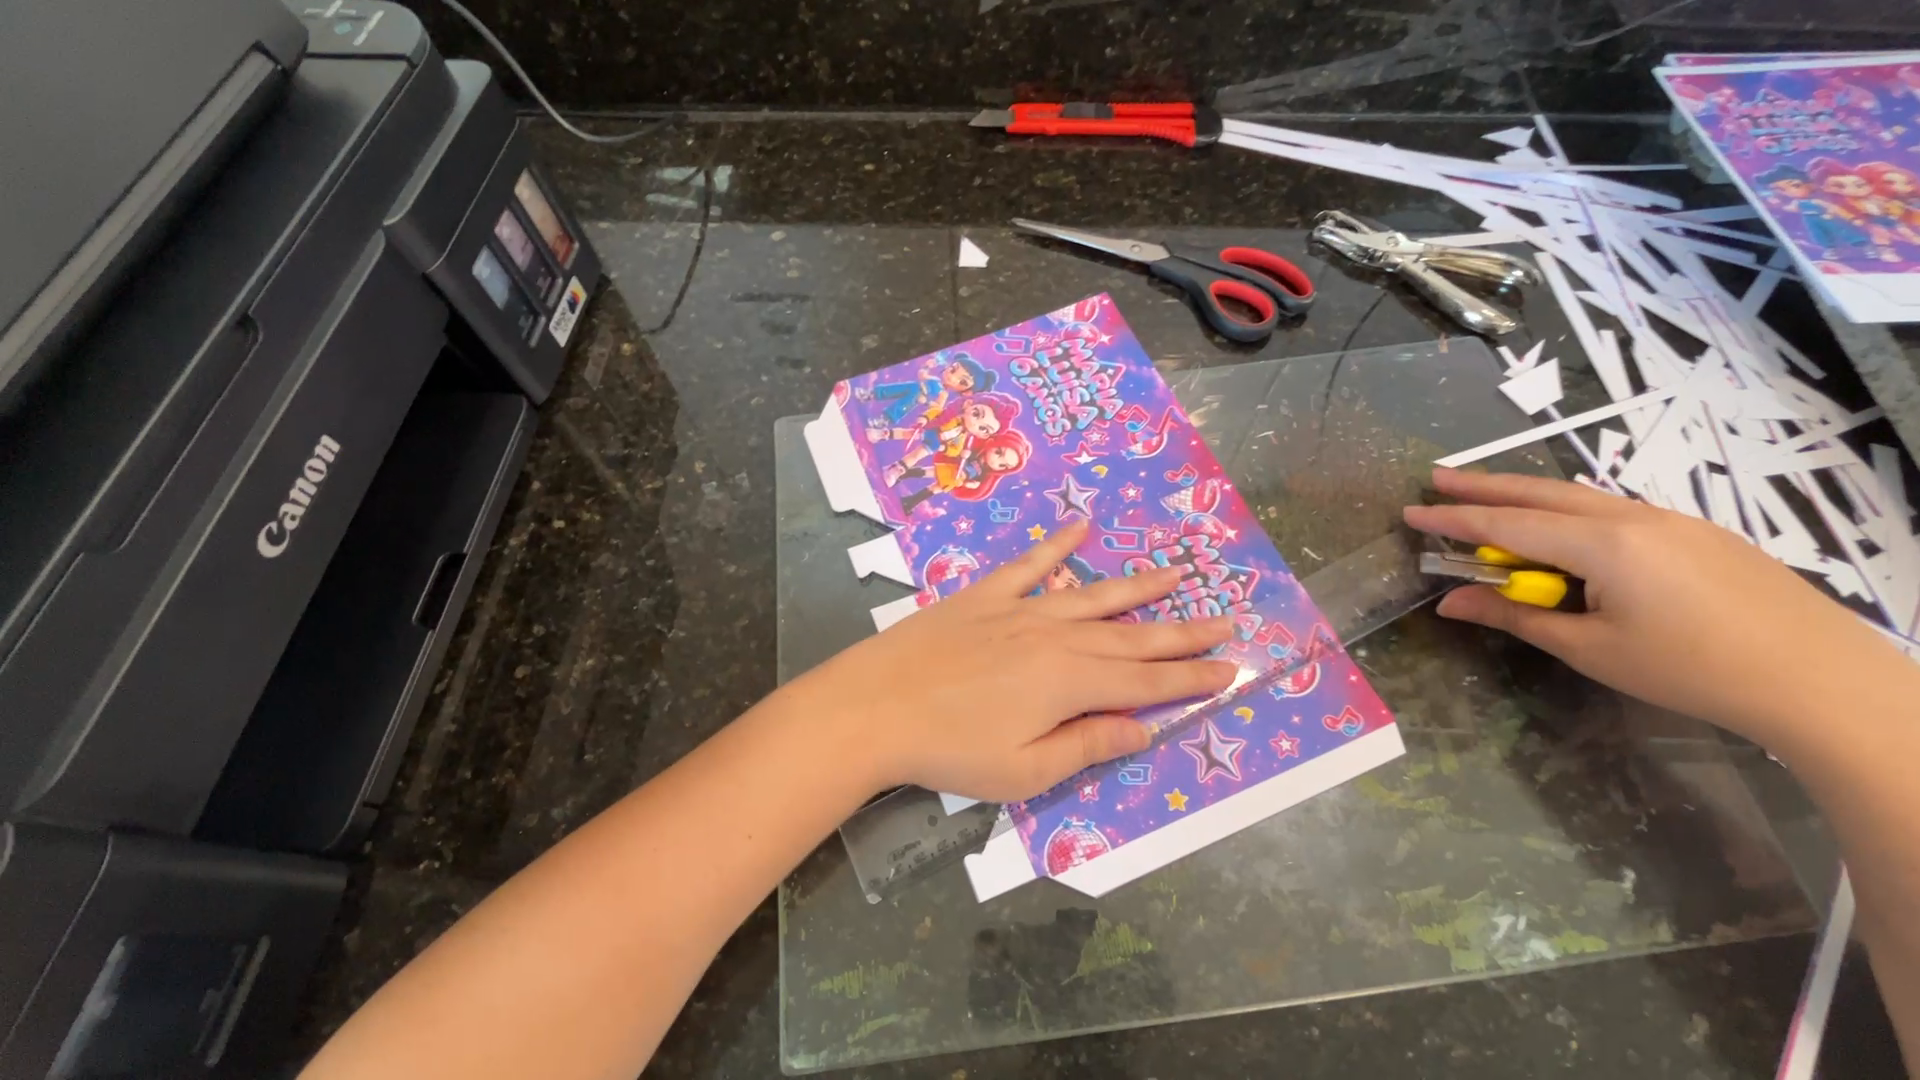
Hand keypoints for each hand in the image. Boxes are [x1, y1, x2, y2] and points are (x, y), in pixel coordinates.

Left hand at [796, 519, 1235, 801]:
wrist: (874, 707)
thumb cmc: (950, 750)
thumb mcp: (1025, 770)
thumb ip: (1088, 745)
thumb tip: (1143, 730)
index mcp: (1071, 684)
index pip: (1148, 684)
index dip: (1192, 679)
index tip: (1232, 669)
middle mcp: (1057, 638)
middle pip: (1133, 637)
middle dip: (1184, 632)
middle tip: (1227, 622)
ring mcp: (1020, 610)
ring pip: (1094, 596)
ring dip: (1139, 587)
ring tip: (1177, 574)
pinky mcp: (984, 595)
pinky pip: (1029, 565)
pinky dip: (1056, 545)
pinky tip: (1080, 527)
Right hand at [1403, 467, 1907, 744]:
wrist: (1819, 678)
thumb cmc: (1690, 669)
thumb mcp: (1589, 649)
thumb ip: (1516, 616)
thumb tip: (1450, 603)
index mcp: (1602, 544)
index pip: (1507, 524)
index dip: (1454, 519)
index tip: (1410, 513)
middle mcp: (1633, 517)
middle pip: (1541, 492)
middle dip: (1484, 484)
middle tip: (1437, 478)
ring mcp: (1671, 520)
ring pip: (1580, 498)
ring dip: (1527, 495)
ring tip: (1489, 497)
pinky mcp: (1697, 534)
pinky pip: (1614, 511)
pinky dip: (1569, 513)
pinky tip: (1563, 531)